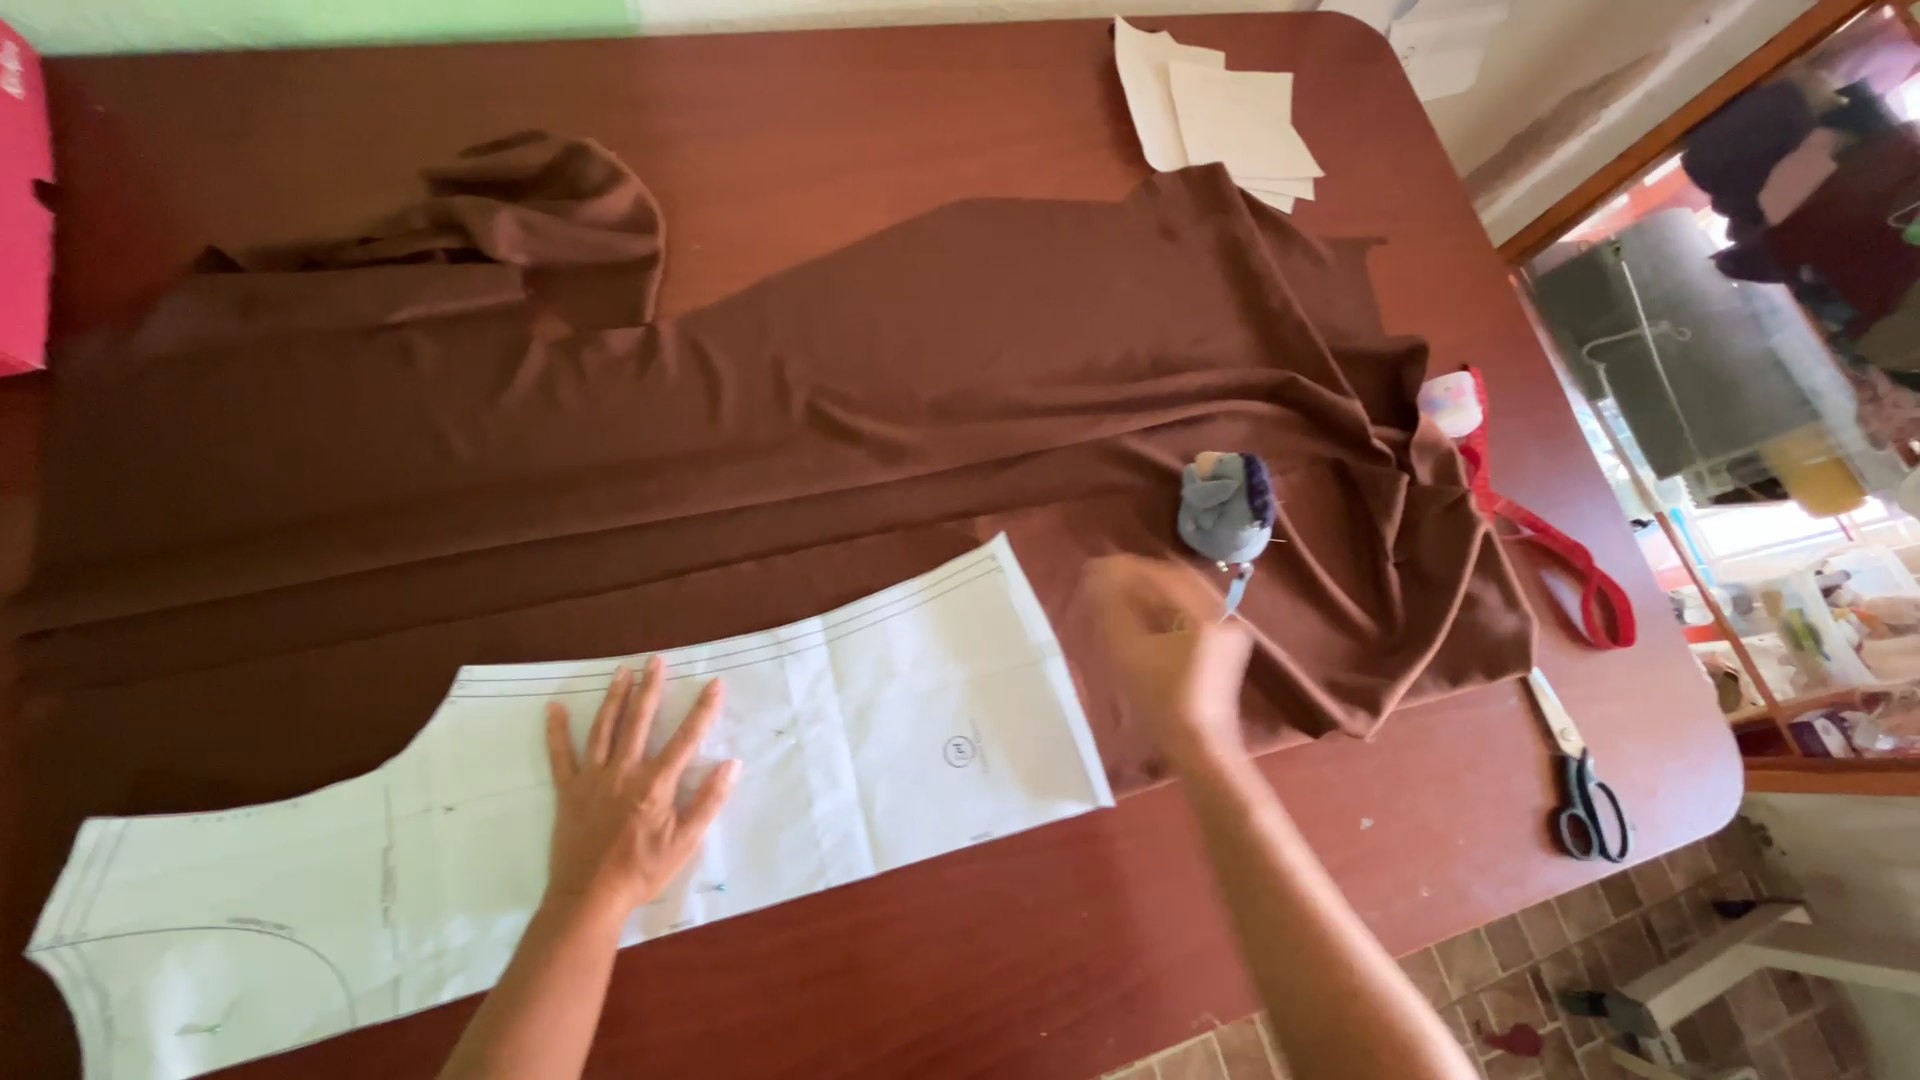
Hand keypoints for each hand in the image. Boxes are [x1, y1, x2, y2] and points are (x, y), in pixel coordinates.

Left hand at [542, 655, 739, 917]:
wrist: (588, 899)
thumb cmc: (642, 871)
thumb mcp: (685, 841)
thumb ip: (708, 801)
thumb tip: (732, 764)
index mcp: (655, 783)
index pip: (686, 738)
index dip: (703, 709)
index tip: (714, 683)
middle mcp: (624, 771)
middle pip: (639, 721)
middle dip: (651, 688)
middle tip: (656, 660)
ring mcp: (592, 778)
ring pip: (604, 728)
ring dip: (614, 697)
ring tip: (621, 671)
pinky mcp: (568, 791)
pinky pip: (560, 755)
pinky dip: (557, 730)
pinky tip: (555, 707)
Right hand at [1086, 555, 1253, 769]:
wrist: (1199, 749)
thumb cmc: (1160, 704)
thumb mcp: (1127, 653)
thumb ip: (1111, 608)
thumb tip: (1098, 576)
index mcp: (1205, 613)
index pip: (1161, 574)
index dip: (1125, 568)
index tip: (1094, 568)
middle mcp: (1224, 615)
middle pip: (1175, 581)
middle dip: (1137, 578)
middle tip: (1103, 581)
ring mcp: (1228, 631)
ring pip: (1183, 597)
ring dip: (1149, 593)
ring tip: (1117, 598)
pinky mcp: (1225, 647)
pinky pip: (1190, 614)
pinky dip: (1164, 610)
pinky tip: (1140, 619)